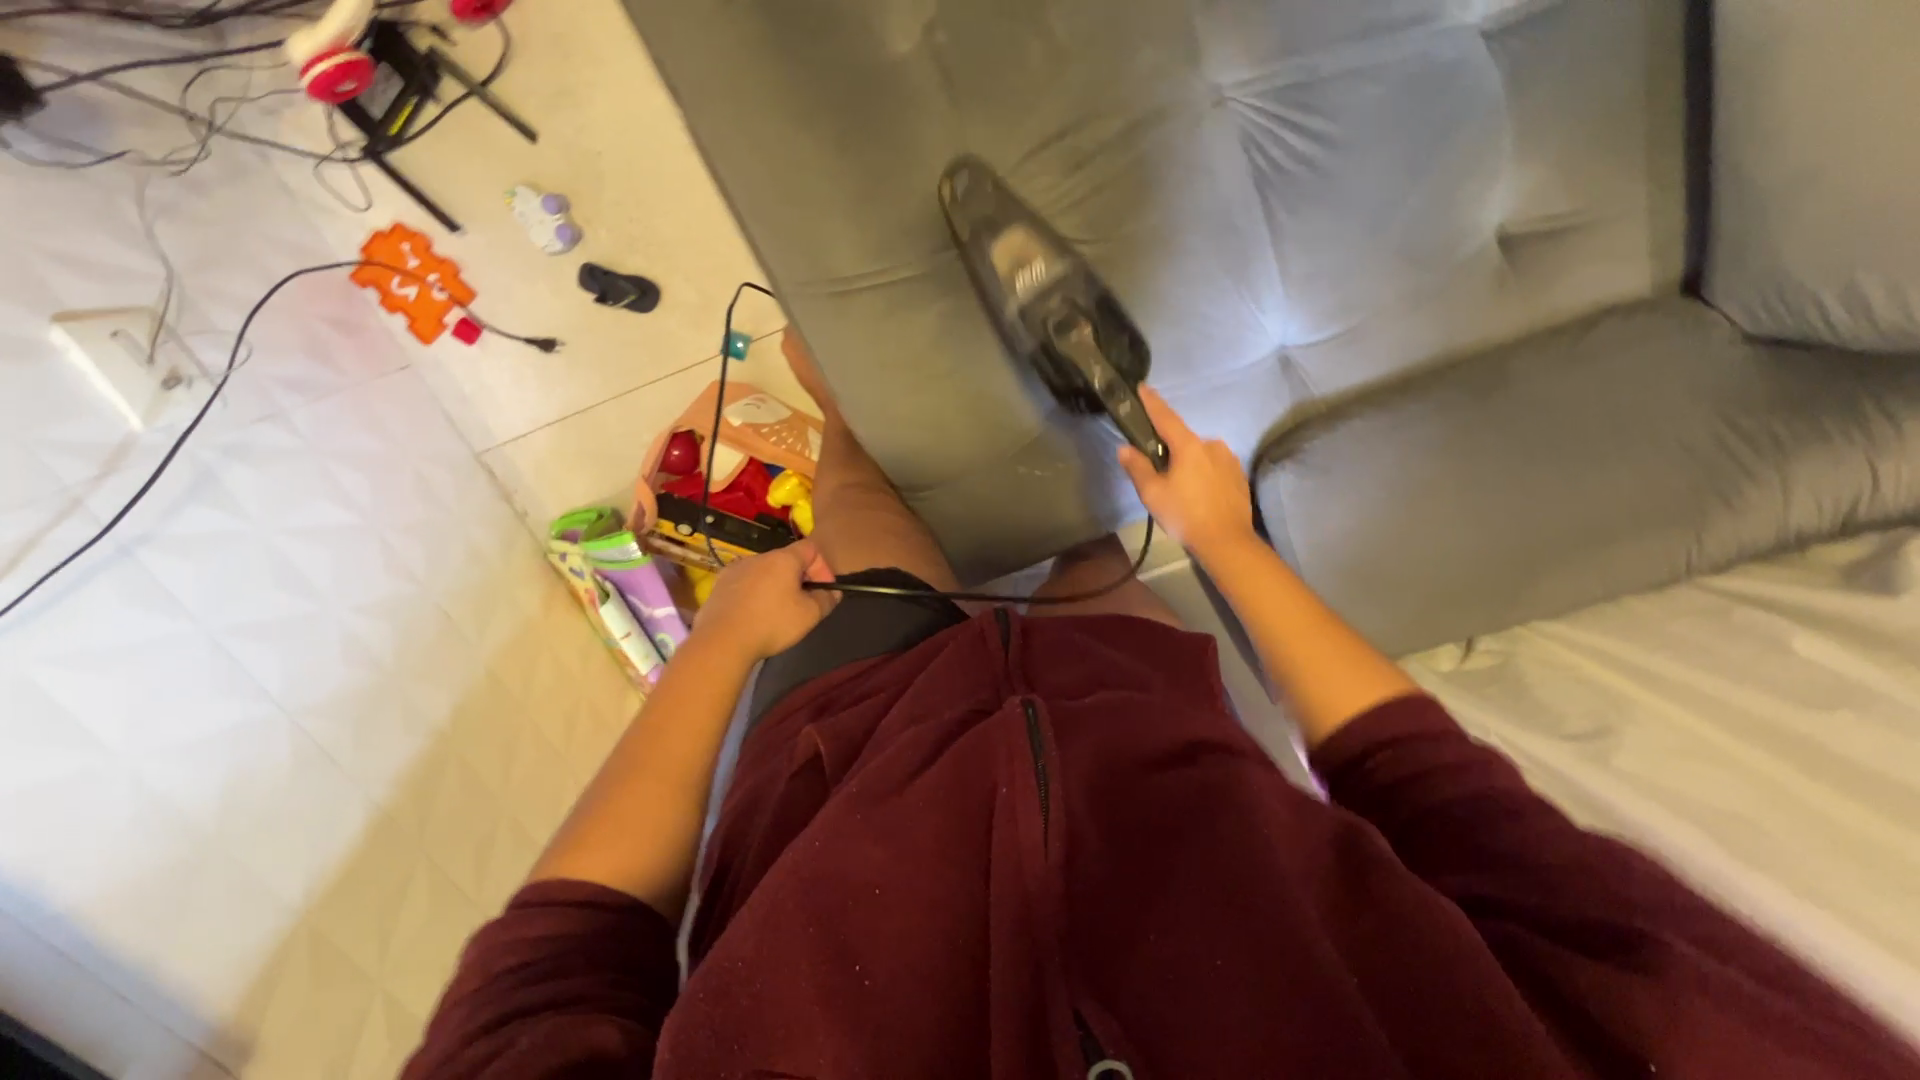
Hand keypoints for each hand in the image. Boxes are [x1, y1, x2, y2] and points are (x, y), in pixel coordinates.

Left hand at [696, 540, 839, 660]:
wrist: (722, 641)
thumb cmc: (772, 623)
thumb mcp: (810, 615)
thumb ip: (826, 599)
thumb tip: (832, 592)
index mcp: (782, 559)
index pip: (810, 548)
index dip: (822, 568)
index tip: (823, 591)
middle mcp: (758, 557)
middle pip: (786, 561)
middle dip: (799, 579)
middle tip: (803, 605)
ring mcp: (735, 570)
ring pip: (764, 573)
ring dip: (775, 587)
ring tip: (777, 613)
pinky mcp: (719, 586)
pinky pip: (745, 585)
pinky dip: (754, 596)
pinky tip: (753, 617)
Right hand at [1117, 386, 1256, 561]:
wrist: (1227, 541)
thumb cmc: (1185, 515)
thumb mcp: (1153, 494)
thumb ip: (1138, 468)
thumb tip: (1125, 448)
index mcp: (1188, 445)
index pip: (1165, 416)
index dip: (1152, 402)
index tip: (1142, 387)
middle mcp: (1211, 445)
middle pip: (1183, 440)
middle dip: (1170, 450)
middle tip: (1159, 472)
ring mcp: (1229, 459)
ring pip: (1200, 455)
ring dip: (1189, 464)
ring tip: (1181, 490)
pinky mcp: (1239, 475)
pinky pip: (1214, 468)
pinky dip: (1204, 475)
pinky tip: (1199, 495)